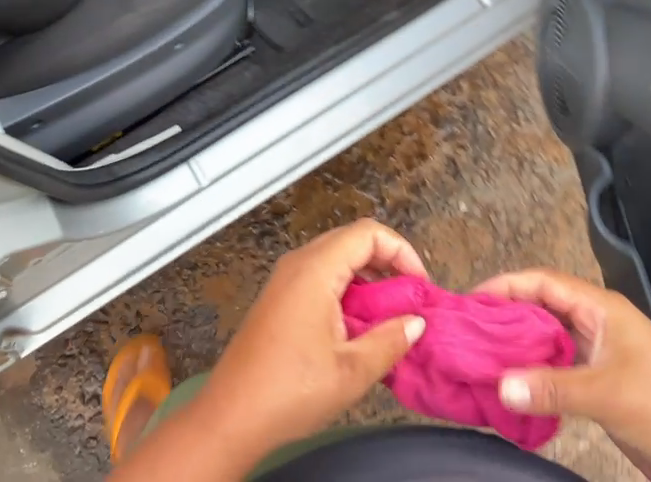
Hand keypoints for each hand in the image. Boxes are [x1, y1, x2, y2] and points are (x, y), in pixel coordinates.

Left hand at [194, 220, 428, 454]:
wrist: (231, 416)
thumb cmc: (289, 391)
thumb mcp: (352, 371)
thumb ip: (390, 341)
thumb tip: (415, 323)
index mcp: (315, 269)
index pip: (368, 233)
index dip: (401, 251)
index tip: (420, 286)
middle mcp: (298, 264)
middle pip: (352, 240)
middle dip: (387, 263)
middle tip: (410, 298)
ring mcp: (285, 280)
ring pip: (336, 259)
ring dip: (367, 279)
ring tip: (388, 316)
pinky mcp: (279, 298)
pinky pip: (320, 277)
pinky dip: (346, 291)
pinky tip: (358, 327)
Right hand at [477, 269, 650, 481]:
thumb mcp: (606, 395)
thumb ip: (549, 387)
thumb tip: (497, 384)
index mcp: (601, 308)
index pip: (542, 282)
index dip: (505, 286)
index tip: (469, 301)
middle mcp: (598, 324)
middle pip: (541, 308)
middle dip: (505, 317)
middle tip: (466, 332)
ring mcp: (600, 355)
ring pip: (548, 340)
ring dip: (518, 348)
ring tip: (480, 359)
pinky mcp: (602, 385)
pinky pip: (557, 369)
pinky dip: (534, 374)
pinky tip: (511, 388)